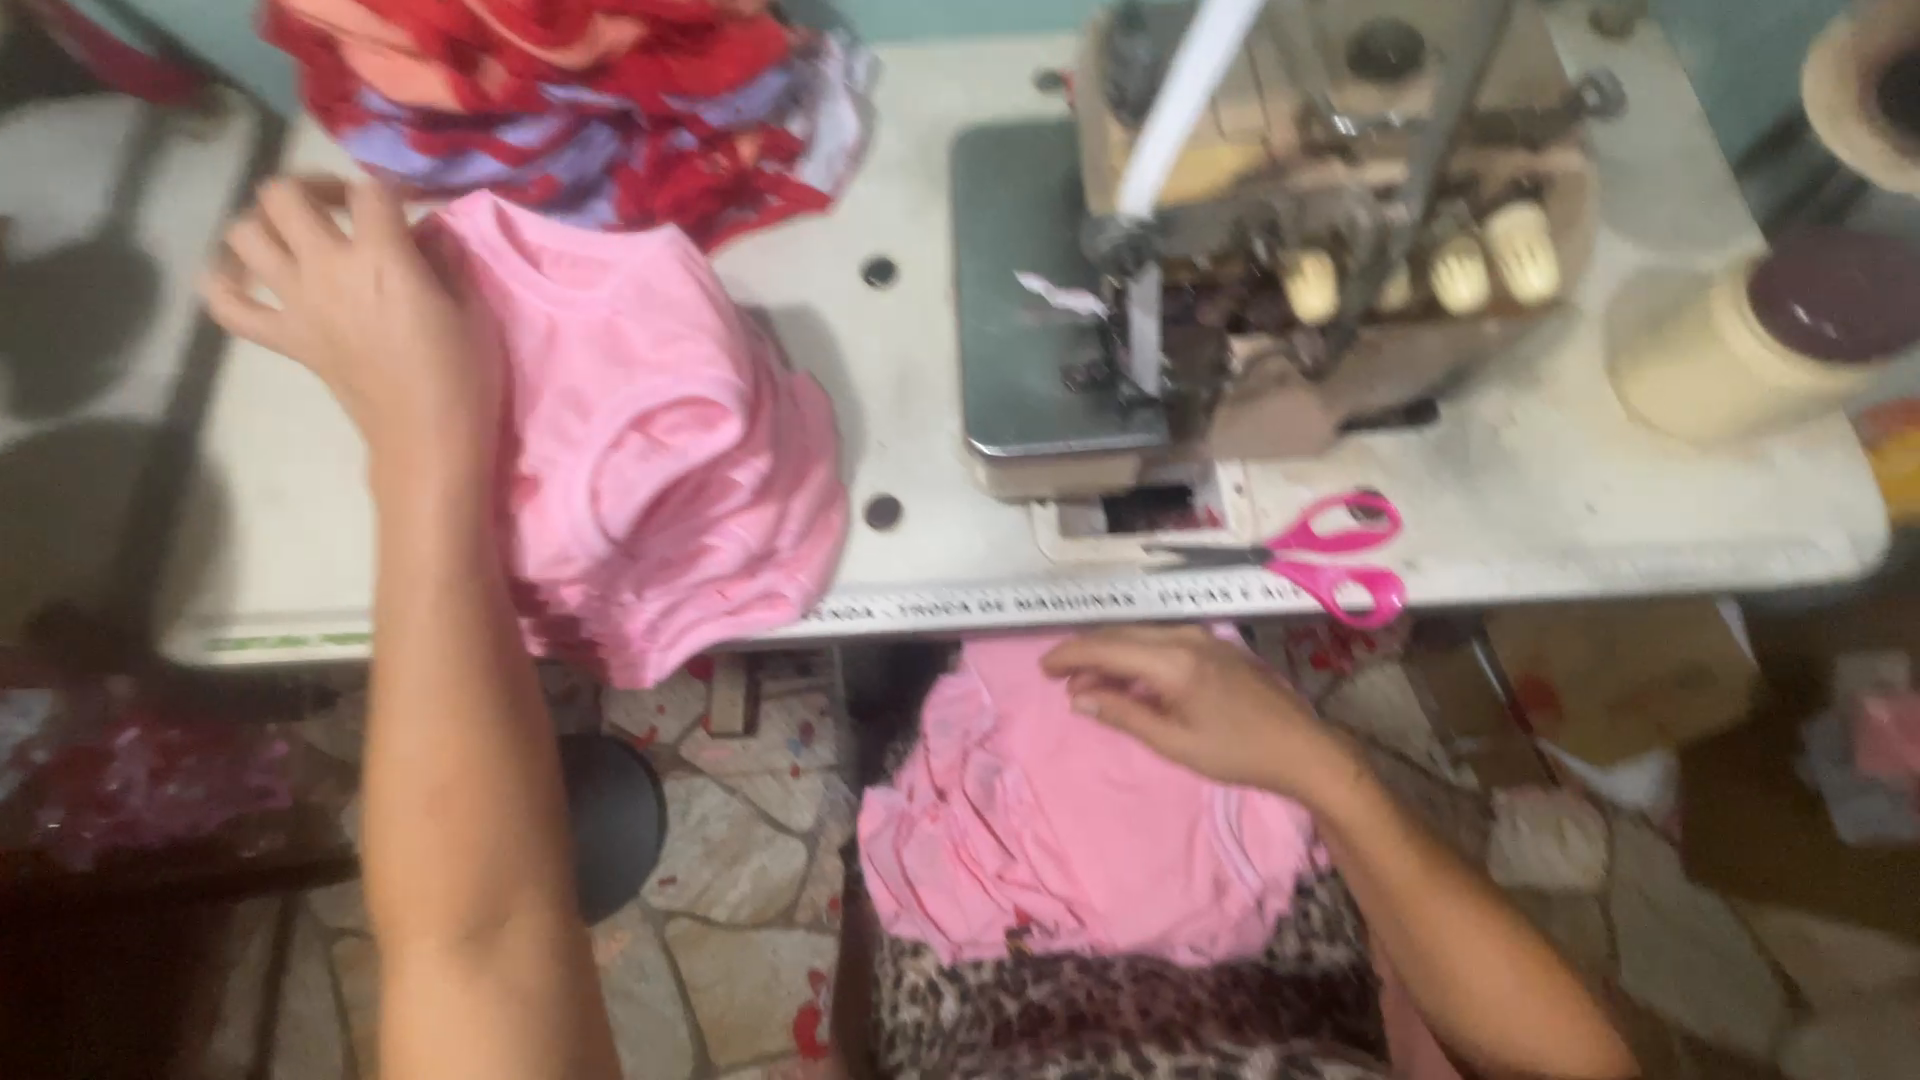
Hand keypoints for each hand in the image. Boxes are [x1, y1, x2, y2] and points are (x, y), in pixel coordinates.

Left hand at [200, 176, 498, 496]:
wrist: (430, 437)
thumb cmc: (465, 375)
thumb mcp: (474, 312)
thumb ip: (447, 264)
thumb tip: (429, 238)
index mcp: (382, 258)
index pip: (371, 193)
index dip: (390, 190)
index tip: (408, 206)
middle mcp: (327, 267)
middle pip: (284, 194)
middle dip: (312, 187)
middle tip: (341, 207)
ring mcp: (296, 302)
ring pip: (245, 233)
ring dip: (266, 223)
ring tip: (297, 236)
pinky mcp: (284, 338)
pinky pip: (225, 302)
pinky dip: (225, 282)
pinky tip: (246, 277)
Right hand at [1041, 625, 1365, 806]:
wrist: (1305, 750)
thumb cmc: (1237, 753)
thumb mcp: (1174, 742)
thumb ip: (1122, 714)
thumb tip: (1078, 697)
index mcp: (1173, 660)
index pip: (1107, 648)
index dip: (1070, 655)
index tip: (1043, 668)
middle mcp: (1185, 637)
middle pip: (1119, 635)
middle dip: (1085, 653)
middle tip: (1057, 676)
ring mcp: (1203, 637)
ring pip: (1139, 636)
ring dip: (1109, 655)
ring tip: (1085, 683)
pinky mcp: (1214, 645)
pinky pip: (1160, 642)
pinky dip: (1134, 656)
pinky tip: (1126, 678)